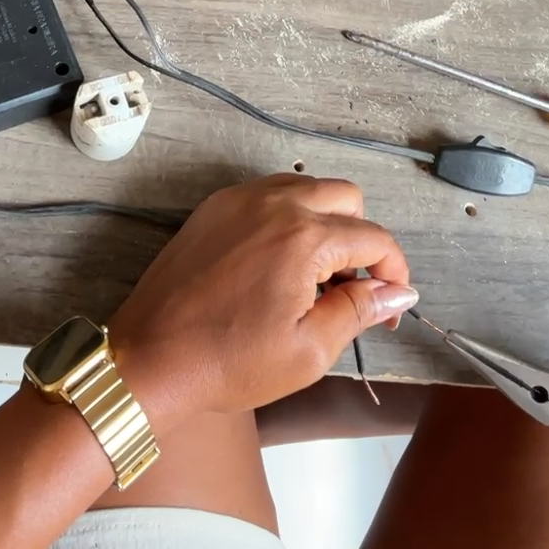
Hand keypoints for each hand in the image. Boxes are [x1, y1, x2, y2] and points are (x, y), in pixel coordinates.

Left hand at [106, 173, 415, 429]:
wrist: (151, 357)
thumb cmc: (227, 361)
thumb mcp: (308, 350)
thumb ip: (358, 310)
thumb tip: (397, 292)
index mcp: (303, 237)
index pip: (374, 237)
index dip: (393, 272)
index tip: (389, 304)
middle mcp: (274, 203)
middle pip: (346, 197)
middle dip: (361, 237)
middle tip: (351, 286)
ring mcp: (240, 199)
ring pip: (307, 187)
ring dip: (325, 221)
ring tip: (314, 275)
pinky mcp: (215, 206)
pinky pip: (268, 193)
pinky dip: (287, 215)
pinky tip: (278, 260)